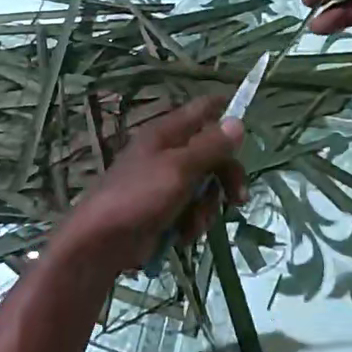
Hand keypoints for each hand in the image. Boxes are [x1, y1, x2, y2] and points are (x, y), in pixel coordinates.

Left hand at [55, 97, 246, 276]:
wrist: (102, 241)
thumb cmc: (140, 196)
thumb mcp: (180, 168)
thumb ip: (210, 147)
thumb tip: (238, 122)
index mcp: (167, 133)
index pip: (202, 109)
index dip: (225, 110)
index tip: (248, 121)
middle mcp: (167, 152)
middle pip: (212, 155)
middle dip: (225, 178)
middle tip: (237, 199)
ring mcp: (165, 182)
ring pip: (205, 187)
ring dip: (206, 208)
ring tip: (192, 224)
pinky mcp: (164, 209)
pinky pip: (192, 210)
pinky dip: (191, 223)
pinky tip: (182, 236)